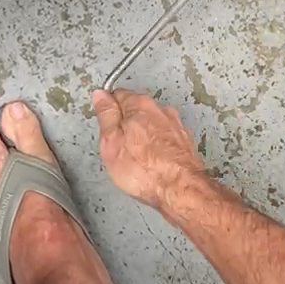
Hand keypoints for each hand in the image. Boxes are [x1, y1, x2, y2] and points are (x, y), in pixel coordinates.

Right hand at [91, 90, 206, 210]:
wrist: (179, 189)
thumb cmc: (145, 170)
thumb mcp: (111, 141)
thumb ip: (106, 114)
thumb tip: (100, 95)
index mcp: (139, 105)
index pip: (117, 94)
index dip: (108, 109)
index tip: (105, 123)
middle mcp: (160, 110)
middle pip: (136, 109)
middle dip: (126, 123)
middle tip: (118, 146)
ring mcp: (174, 125)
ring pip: (152, 123)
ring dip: (144, 135)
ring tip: (137, 157)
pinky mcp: (184, 141)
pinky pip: (164, 138)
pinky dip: (157, 146)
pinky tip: (153, 161)